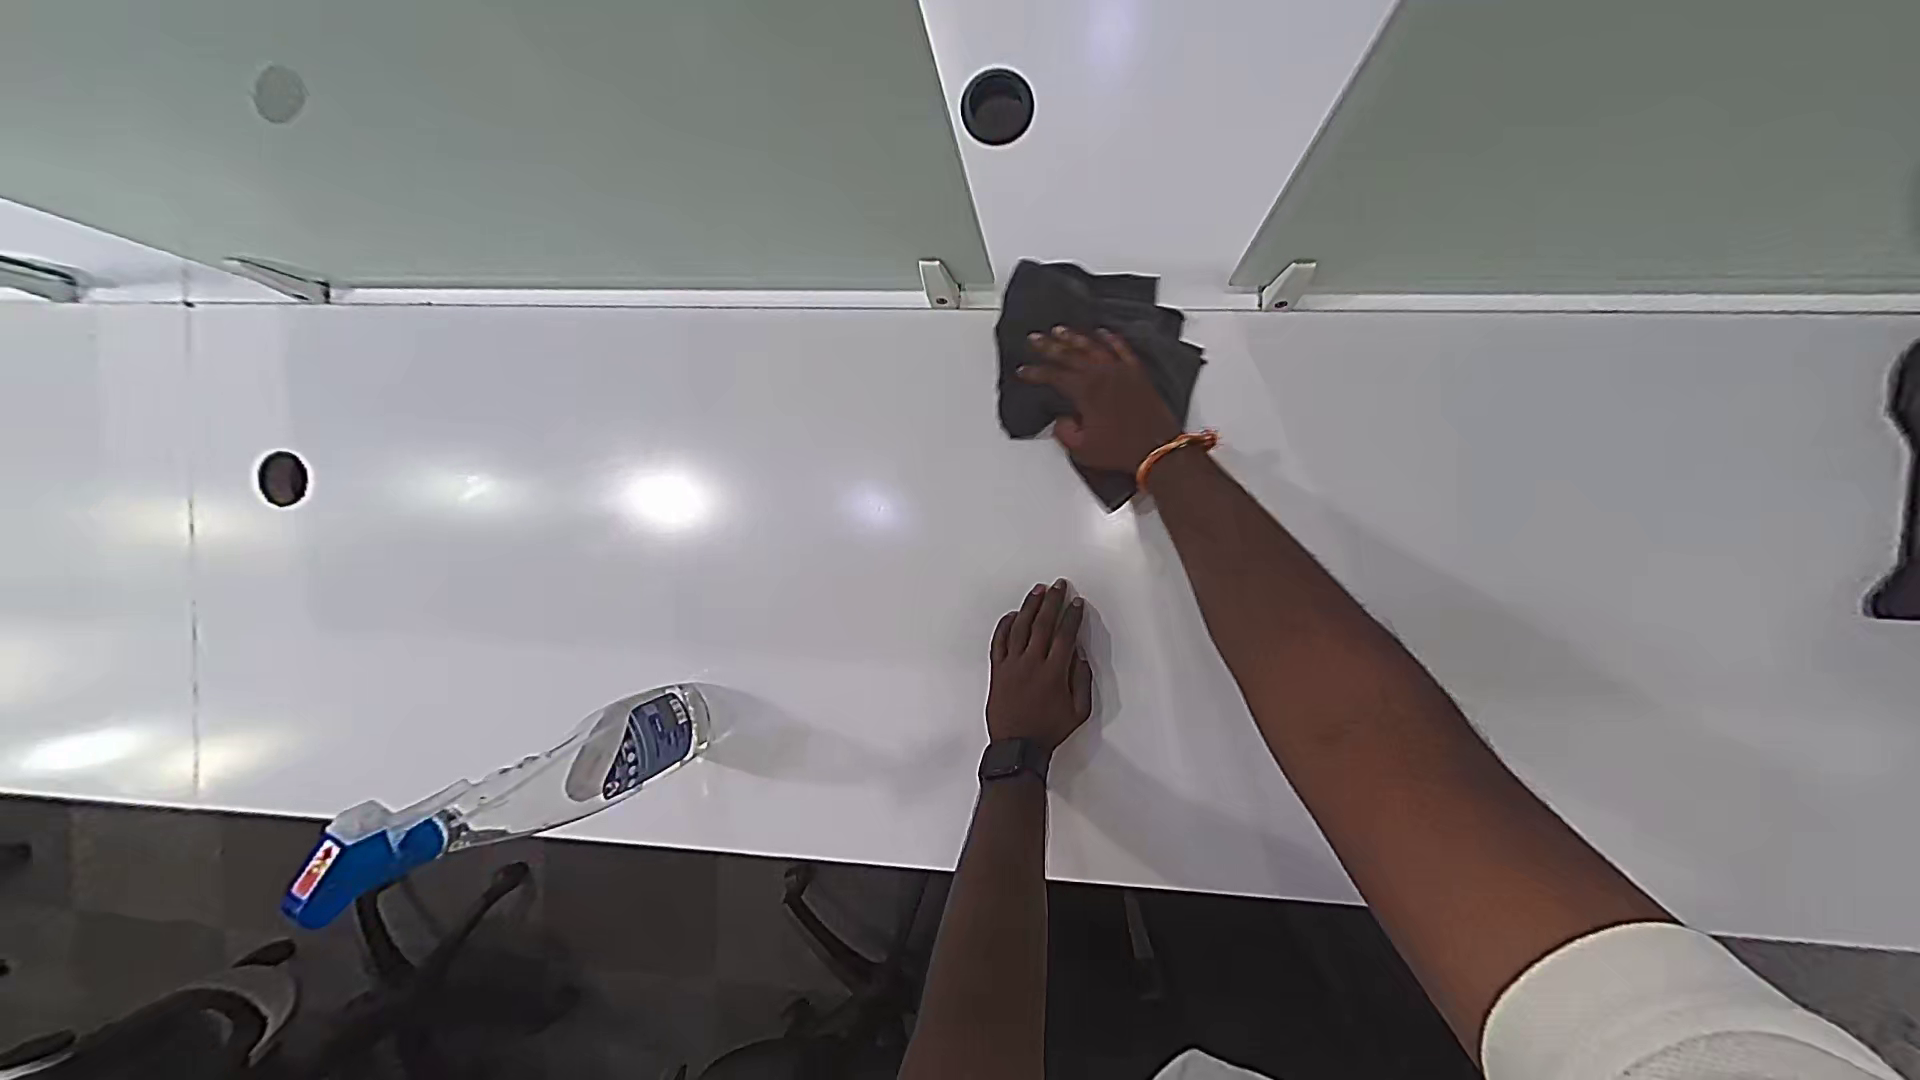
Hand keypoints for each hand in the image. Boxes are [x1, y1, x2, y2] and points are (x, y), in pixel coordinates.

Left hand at [987, 579, 1093, 751]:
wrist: (1016, 747)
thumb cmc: (1048, 731)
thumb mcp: (1079, 711)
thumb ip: (1082, 680)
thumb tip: (1078, 655)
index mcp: (1054, 673)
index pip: (1065, 635)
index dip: (1072, 616)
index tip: (1077, 603)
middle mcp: (1032, 664)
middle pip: (1043, 624)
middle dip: (1053, 602)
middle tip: (1059, 585)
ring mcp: (1012, 665)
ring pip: (1020, 627)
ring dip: (1030, 606)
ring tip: (1038, 591)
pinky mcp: (997, 670)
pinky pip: (999, 642)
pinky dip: (1005, 625)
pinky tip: (1012, 614)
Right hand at [1019, 327, 1180, 473]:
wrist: (1156, 449)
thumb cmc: (1121, 450)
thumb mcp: (1081, 448)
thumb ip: (1064, 431)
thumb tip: (1061, 420)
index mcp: (1085, 391)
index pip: (1053, 375)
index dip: (1035, 372)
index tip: (1023, 370)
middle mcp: (1102, 374)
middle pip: (1069, 354)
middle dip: (1048, 346)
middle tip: (1034, 339)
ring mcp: (1121, 370)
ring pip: (1092, 346)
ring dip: (1074, 337)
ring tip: (1060, 330)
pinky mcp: (1137, 373)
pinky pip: (1121, 348)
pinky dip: (1111, 338)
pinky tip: (1102, 332)